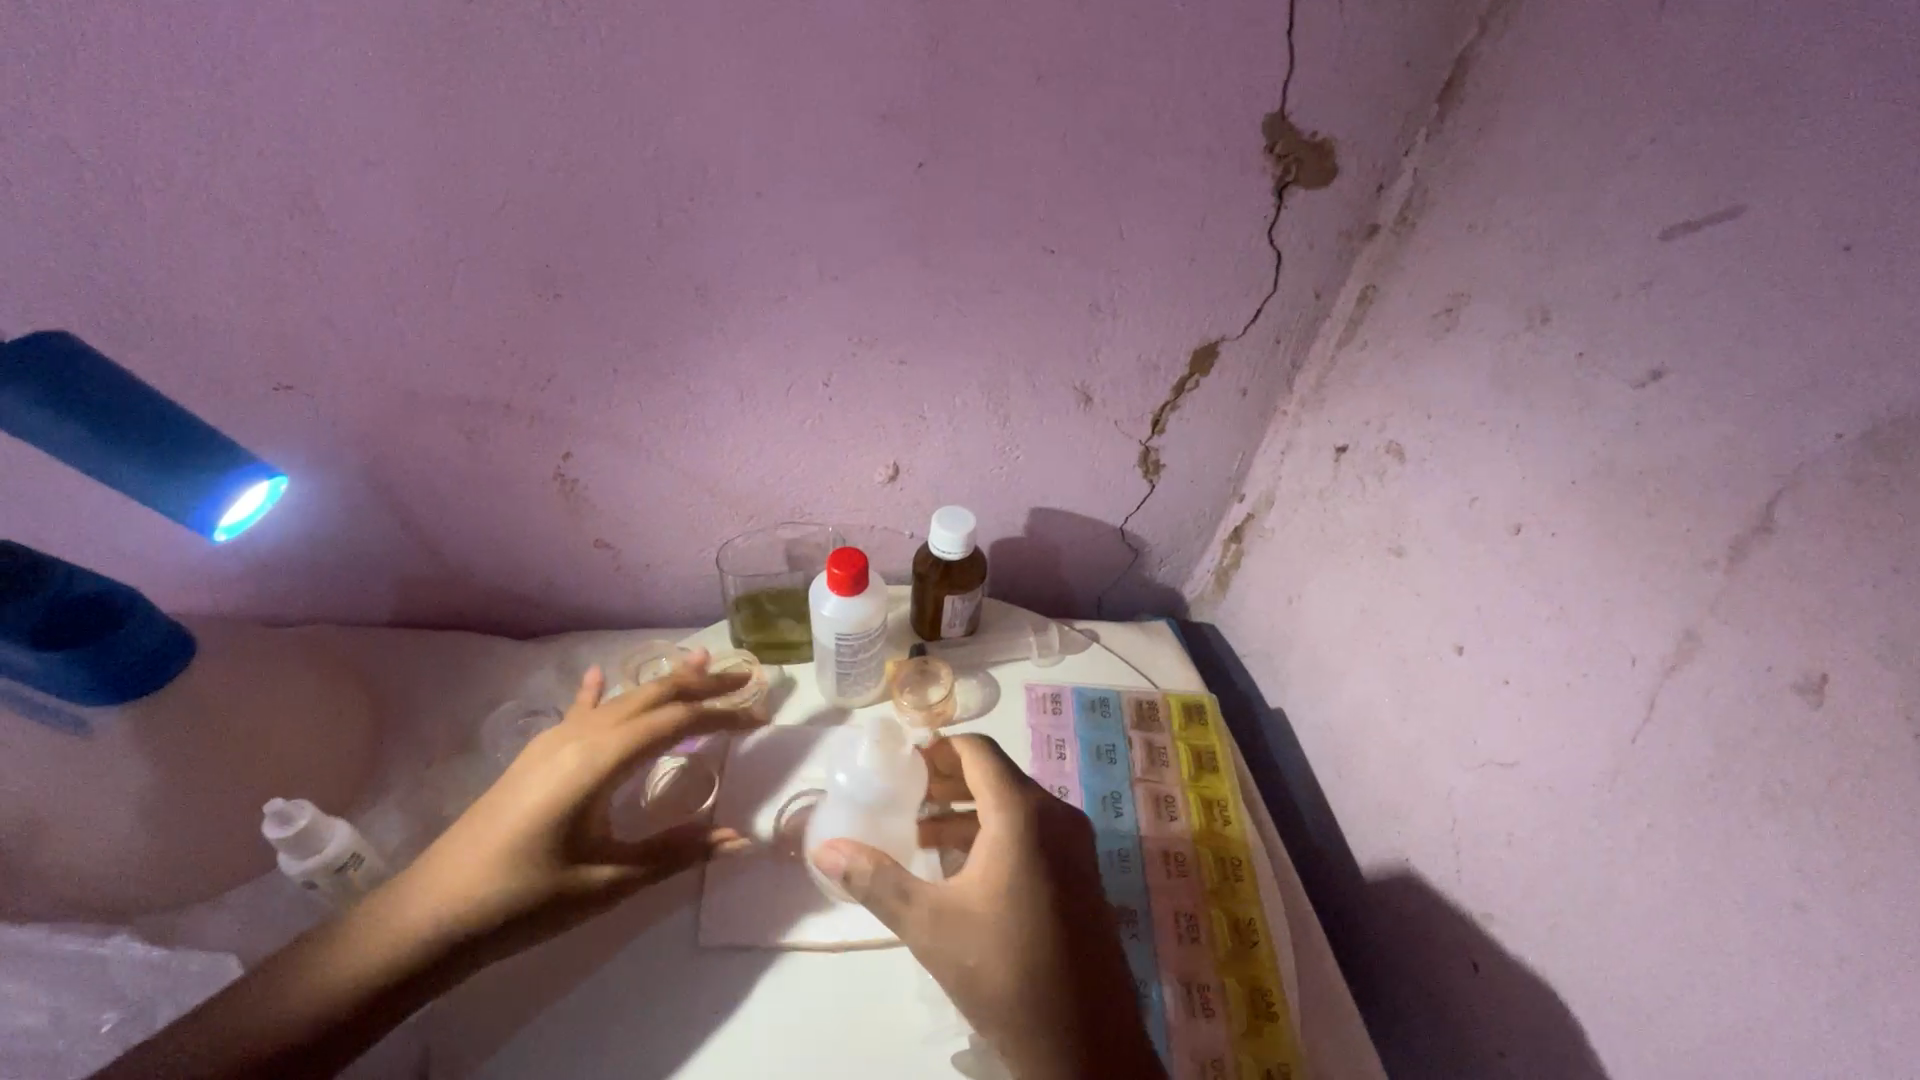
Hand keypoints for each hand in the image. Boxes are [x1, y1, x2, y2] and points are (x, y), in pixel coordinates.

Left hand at [394, 652, 764, 958]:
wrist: (431, 914)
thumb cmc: (525, 899)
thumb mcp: (609, 881)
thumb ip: (677, 853)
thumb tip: (741, 839)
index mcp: (601, 760)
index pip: (676, 722)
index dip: (722, 716)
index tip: (759, 718)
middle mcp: (580, 737)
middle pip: (651, 697)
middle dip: (701, 686)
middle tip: (744, 678)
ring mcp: (553, 742)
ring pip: (620, 699)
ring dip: (662, 684)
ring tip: (699, 665)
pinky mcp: (536, 755)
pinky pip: (580, 712)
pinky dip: (602, 692)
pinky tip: (601, 675)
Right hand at [810, 735, 1164, 1079]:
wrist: (1083, 1039)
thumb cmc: (1003, 970)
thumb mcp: (929, 924)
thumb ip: (876, 879)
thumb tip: (825, 850)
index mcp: (1022, 813)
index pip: (977, 751)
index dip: (937, 748)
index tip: (900, 764)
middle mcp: (1056, 815)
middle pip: (996, 775)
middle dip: (946, 781)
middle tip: (903, 796)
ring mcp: (1076, 845)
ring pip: (1015, 806)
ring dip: (968, 811)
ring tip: (920, 833)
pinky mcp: (1083, 873)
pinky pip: (1034, 832)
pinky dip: (996, 834)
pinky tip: (961, 869)